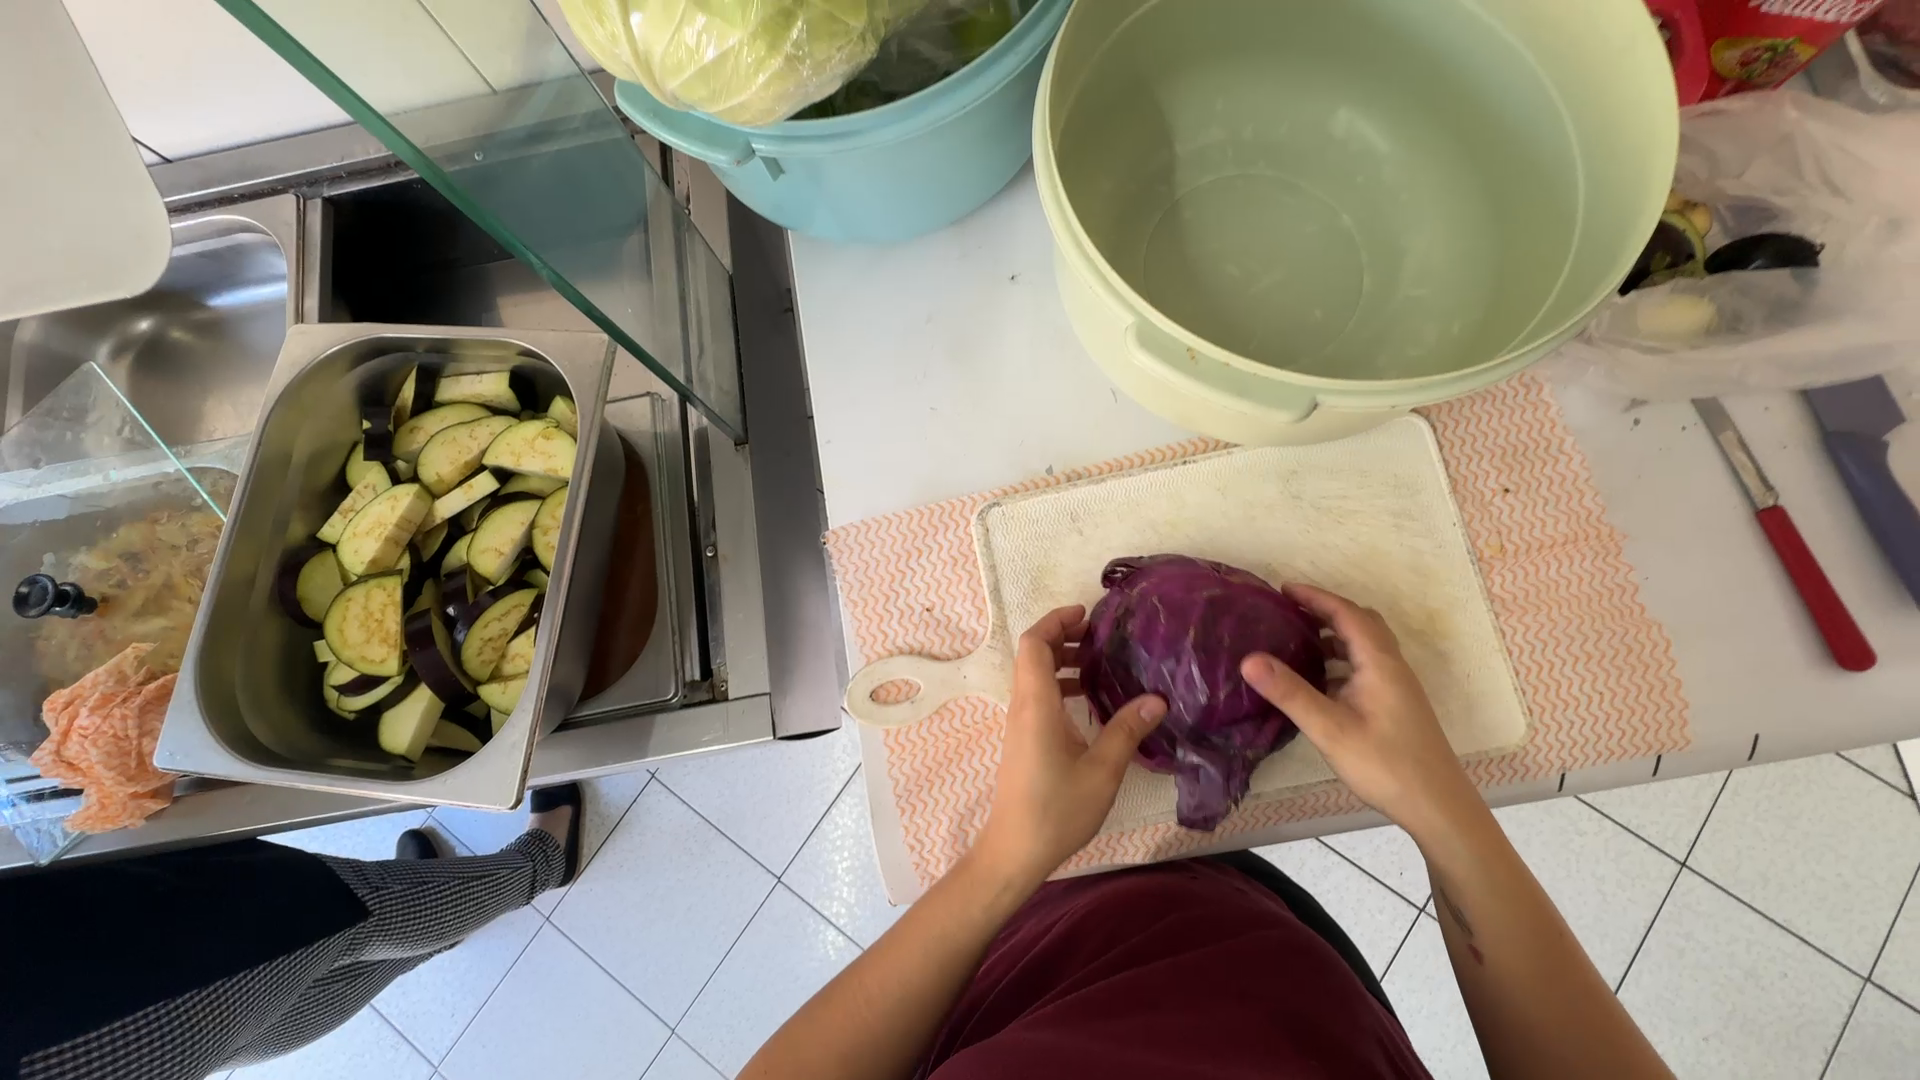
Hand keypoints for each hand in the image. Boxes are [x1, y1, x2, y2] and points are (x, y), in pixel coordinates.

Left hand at [974, 605, 1165, 886]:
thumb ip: (1126, 731)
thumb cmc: (1057, 810)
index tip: (1087, 615)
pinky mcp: (1024, 739)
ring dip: (1061, 661)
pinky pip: (1037, 696)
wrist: (1015, 851)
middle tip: (1100, 636)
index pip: (1033, 644)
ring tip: (1099, 663)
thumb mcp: (1101, 771)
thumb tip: (1156, 699)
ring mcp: (1020, 723)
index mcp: (1036, 704)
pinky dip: (1059, 685)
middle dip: (1062, 636)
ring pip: (1034, 676)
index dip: (1056, 621)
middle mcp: (1022, 706)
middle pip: (1033, 654)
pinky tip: (1089, 701)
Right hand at [1239, 583, 1479, 837]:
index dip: (1315, 597)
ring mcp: (1396, 686)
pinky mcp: (1395, 704)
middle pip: (1361, 623)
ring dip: (1334, 634)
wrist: (1437, 806)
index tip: (1282, 590)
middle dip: (1325, 610)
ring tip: (1297, 639)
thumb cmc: (1384, 764)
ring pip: (1365, 645)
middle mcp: (1391, 667)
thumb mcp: (1329, 728)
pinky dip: (1340, 658)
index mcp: (1379, 663)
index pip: (1347, 614)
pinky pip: (1365, 665)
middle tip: (1289, 611)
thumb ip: (1290, 692)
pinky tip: (1320, 679)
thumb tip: (1248, 658)